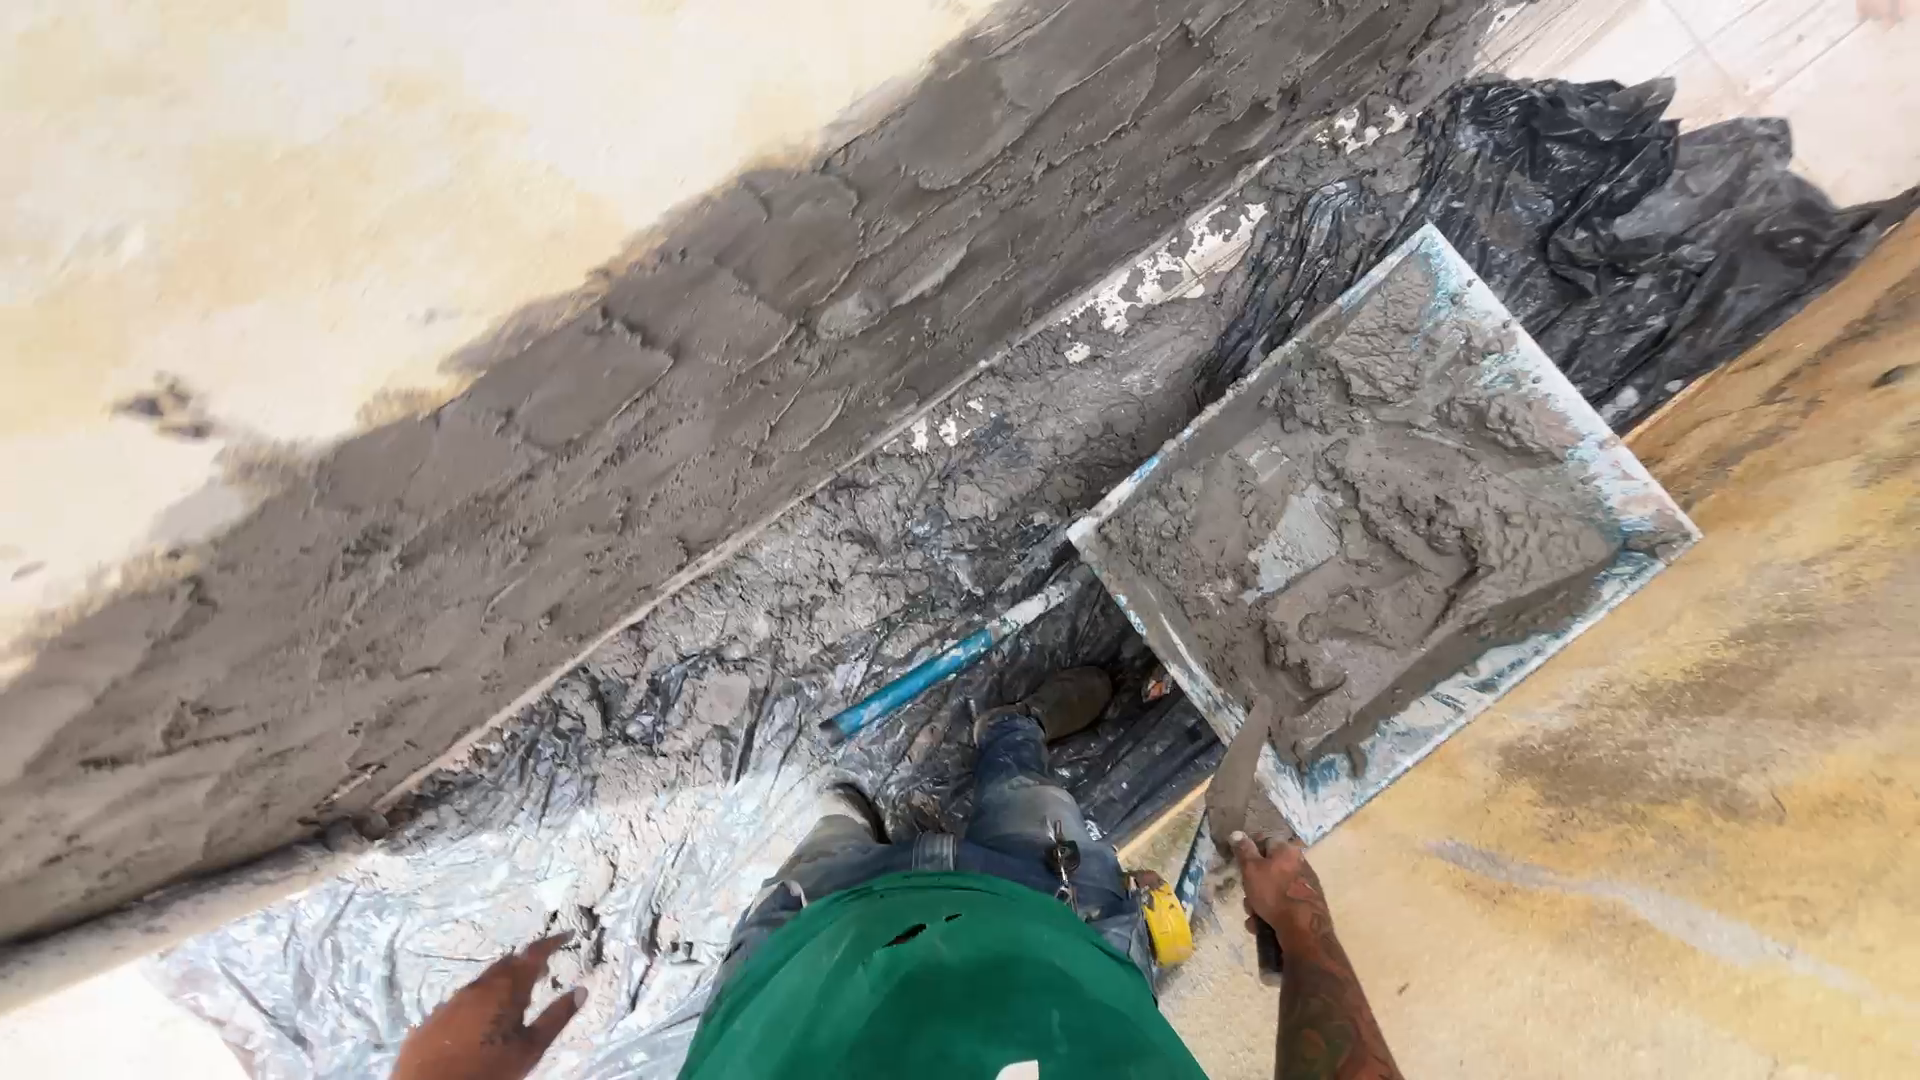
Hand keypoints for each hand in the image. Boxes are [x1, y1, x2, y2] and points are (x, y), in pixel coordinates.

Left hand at [392, 933, 585, 1079]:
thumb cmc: (486, 1073)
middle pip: (506, 965)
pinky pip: (457, 1005)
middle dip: (525, 965)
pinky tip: (475, 1027)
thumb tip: (581, 990)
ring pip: (481, 984)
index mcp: (506, 989)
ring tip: (509, 1003)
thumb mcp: (529, 1050)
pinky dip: (474, 1006)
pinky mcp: (427, 1024)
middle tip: (540, 975)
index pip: (534, 953)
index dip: (552, 942)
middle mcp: (478, 988)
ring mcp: (449, 1005)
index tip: (567, 935)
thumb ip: (556, 1017)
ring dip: (498, 986)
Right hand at [1231, 830, 1328, 941]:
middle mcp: (1300, 865)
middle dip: (1253, 884)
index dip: (1249, 852)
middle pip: (1268, 870)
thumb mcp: (1251, 869)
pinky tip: (1261, 925)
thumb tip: (1237, 833)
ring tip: (1252, 916)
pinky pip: (1283, 905)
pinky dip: (1271, 914)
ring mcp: (1306, 888)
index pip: (1264, 841)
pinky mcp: (1308, 908)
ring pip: (1273, 890)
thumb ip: (1243, 850)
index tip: (1240, 865)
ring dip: (1259, 902)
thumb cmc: (1274, 893)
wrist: (1304, 931)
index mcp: (1288, 851)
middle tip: (1246, 895)